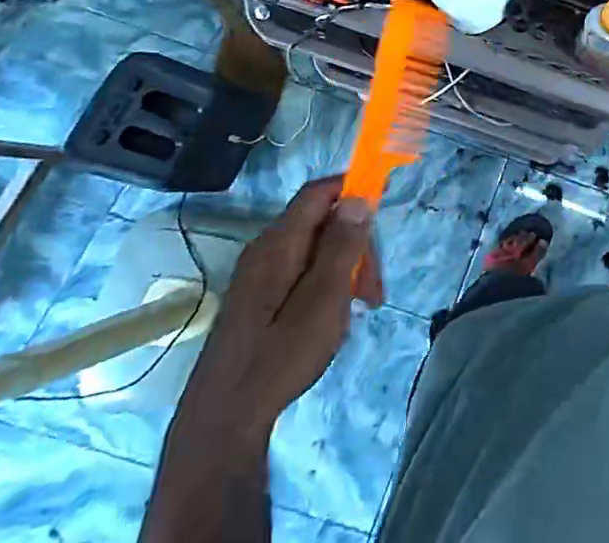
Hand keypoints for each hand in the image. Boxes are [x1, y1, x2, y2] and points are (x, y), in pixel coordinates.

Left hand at [173, 177, 382, 445]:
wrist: (225, 420)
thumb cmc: (280, 356)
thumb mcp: (324, 299)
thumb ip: (342, 246)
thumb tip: (356, 198)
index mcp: (279, 244)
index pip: (318, 192)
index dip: (353, 189)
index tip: (384, 210)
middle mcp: (267, 249)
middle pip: (323, 222)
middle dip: (357, 243)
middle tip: (374, 289)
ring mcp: (261, 274)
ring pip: (317, 248)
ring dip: (348, 267)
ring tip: (362, 307)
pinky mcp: (261, 297)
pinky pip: (305, 270)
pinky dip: (330, 283)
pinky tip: (336, 315)